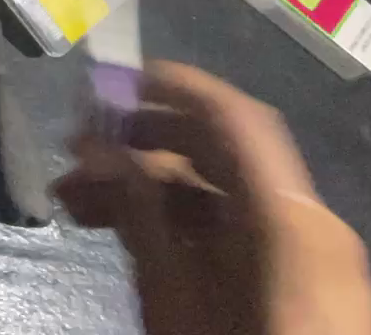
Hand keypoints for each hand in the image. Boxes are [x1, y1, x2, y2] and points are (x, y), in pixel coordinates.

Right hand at [52, 62, 370, 334]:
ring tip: (71, 194)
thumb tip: (96, 146)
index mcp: (288, 215)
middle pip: (208, 147)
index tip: (103, 79)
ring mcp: (294, 246)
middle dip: (131, 138)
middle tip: (72, 144)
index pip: (230, 116)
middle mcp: (298, 217)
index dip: (167, 85)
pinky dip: (162, 212)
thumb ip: (137, 210)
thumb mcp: (173, 290)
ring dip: (135, 179)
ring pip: (202, 185)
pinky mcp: (283, 272)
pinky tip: (104, 221)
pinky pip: (217, 221)